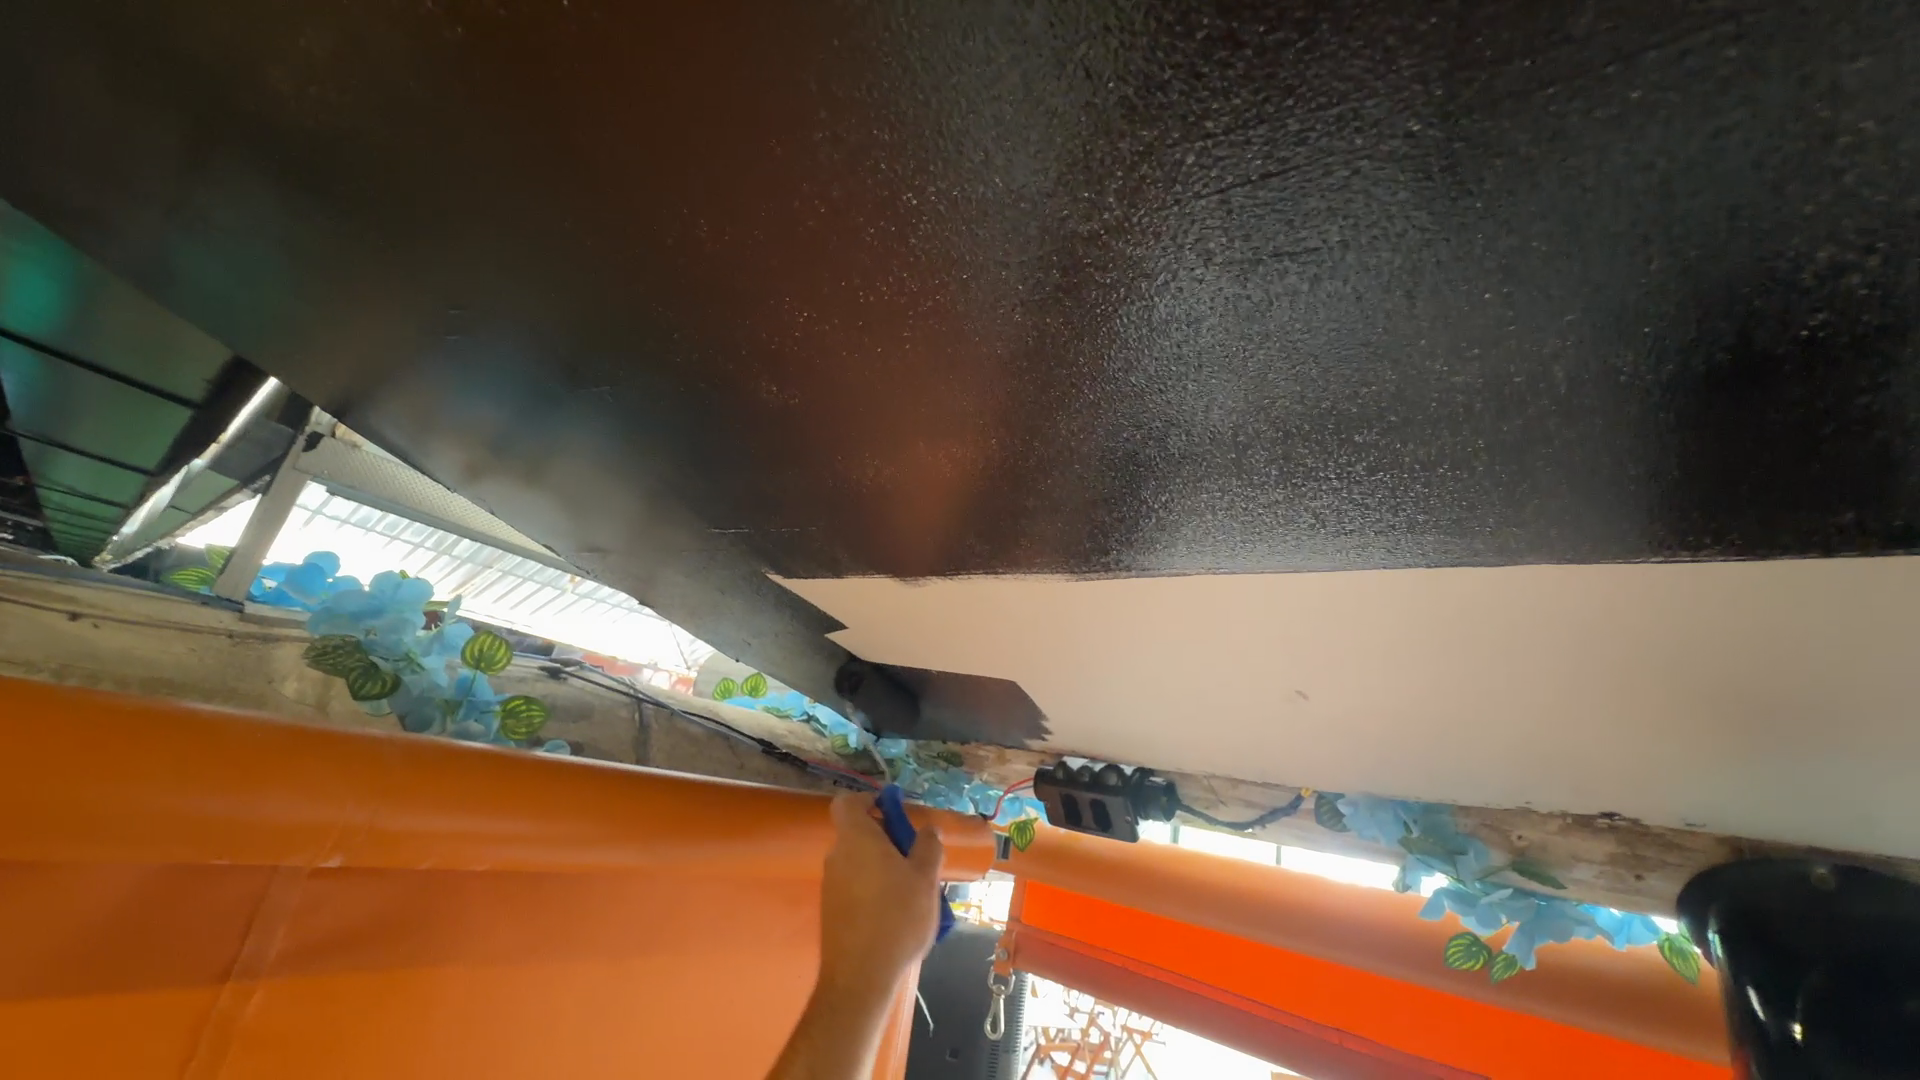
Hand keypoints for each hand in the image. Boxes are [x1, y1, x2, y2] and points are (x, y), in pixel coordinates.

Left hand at [815, 792, 945, 1004]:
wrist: (860, 978)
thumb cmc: (897, 917)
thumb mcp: (925, 878)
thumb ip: (927, 846)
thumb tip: (927, 828)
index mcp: (856, 838)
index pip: (848, 802)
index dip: (869, 800)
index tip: (894, 811)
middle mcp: (837, 856)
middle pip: (858, 833)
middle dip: (886, 839)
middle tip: (916, 858)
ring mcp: (831, 885)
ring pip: (858, 862)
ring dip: (882, 867)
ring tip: (912, 891)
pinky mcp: (831, 911)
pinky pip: (854, 886)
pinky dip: (872, 889)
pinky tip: (896, 914)